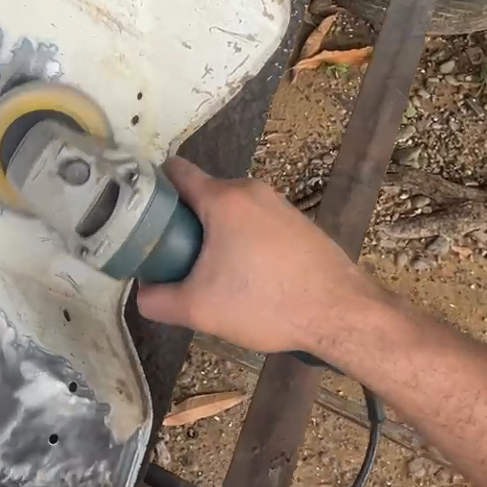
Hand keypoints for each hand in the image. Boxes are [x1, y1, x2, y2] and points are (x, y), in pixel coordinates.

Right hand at [136, 159, 384, 355]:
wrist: (344, 315)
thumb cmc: (266, 302)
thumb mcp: (198, 309)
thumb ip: (157, 300)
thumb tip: (142, 292)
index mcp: (222, 198)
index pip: (175, 171)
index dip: (152, 188)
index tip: (142, 215)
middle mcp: (250, 190)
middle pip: (201, 192)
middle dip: (184, 219)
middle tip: (174, 254)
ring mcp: (278, 204)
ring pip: (230, 208)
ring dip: (215, 230)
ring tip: (211, 269)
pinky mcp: (299, 222)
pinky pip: (256, 220)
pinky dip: (243, 239)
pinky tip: (249, 276)